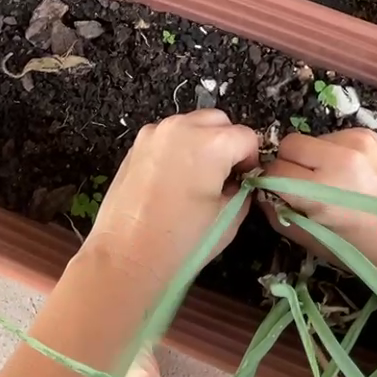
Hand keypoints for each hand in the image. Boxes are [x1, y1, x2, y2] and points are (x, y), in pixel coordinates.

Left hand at [81, 109, 260, 289]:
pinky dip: (178, 146)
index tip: (243, 182)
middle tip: (222, 177)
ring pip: (192, 123)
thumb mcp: (228, 219)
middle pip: (220, 121)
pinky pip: (169, 134)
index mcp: (212, 143)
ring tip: (195, 177)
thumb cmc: (182, 241)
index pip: (247, 137)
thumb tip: (239, 180)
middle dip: (227, 144)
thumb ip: (242, 190)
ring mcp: (157, 131)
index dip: (250, 161)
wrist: (126, 255)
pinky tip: (171, 178)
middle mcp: (184, 126)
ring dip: (202, 142)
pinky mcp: (138, 142)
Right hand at [259, 128, 376, 294]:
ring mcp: (356, 141)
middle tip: (304, 189)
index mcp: (322, 190)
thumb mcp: (323, 248)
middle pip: (288, 146)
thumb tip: (266, 200)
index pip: (274, 172)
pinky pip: (336, 138)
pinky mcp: (371, 134)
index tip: (281, 198)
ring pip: (312, 139)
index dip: (272, 185)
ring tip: (334, 183)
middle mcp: (336, 157)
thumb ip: (286, 221)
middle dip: (288, 165)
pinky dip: (335, 154)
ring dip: (313, 158)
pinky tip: (354, 176)